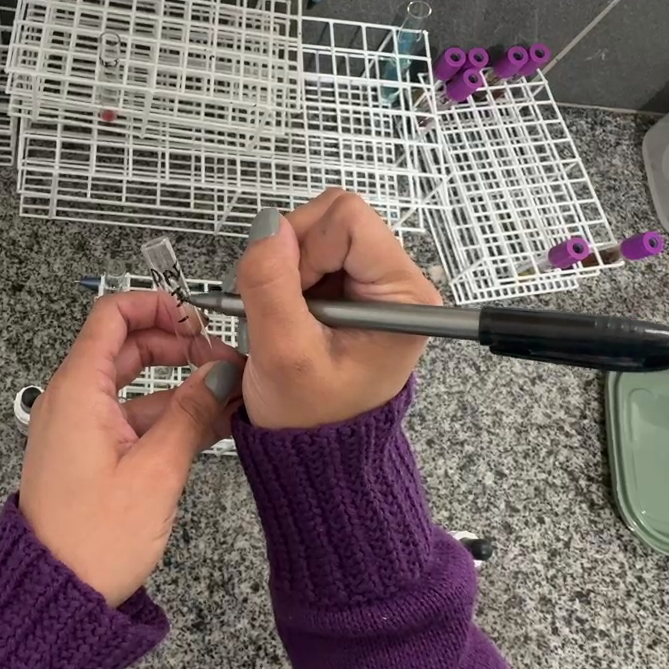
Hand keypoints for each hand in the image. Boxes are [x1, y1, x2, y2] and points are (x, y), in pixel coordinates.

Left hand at [20, 291, 244, 605]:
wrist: (53, 598)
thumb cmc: (90, 540)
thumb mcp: (155, 471)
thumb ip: (192, 414)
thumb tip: (222, 373)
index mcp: (78, 391)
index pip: (111, 315)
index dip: (155, 305)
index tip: (195, 316)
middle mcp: (73, 400)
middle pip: (126, 347)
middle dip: (177, 345)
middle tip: (222, 359)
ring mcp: (80, 427)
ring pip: (132, 384)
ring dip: (177, 384)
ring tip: (225, 394)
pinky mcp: (89, 454)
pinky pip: (129, 417)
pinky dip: (165, 415)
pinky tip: (205, 425)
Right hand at [235, 189, 440, 428]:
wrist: (315, 450)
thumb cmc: (311, 417)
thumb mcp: (283, 353)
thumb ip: (271, 285)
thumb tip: (266, 225)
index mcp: (402, 295)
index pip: (348, 218)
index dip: (306, 246)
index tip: (289, 295)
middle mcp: (395, 282)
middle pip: (331, 219)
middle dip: (291, 256)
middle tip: (279, 308)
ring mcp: (372, 284)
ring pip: (314, 233)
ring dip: (283, 269)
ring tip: (280, 317)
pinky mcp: (349, 289)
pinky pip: (307, 255)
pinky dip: (284, 278)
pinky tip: (284, 315)